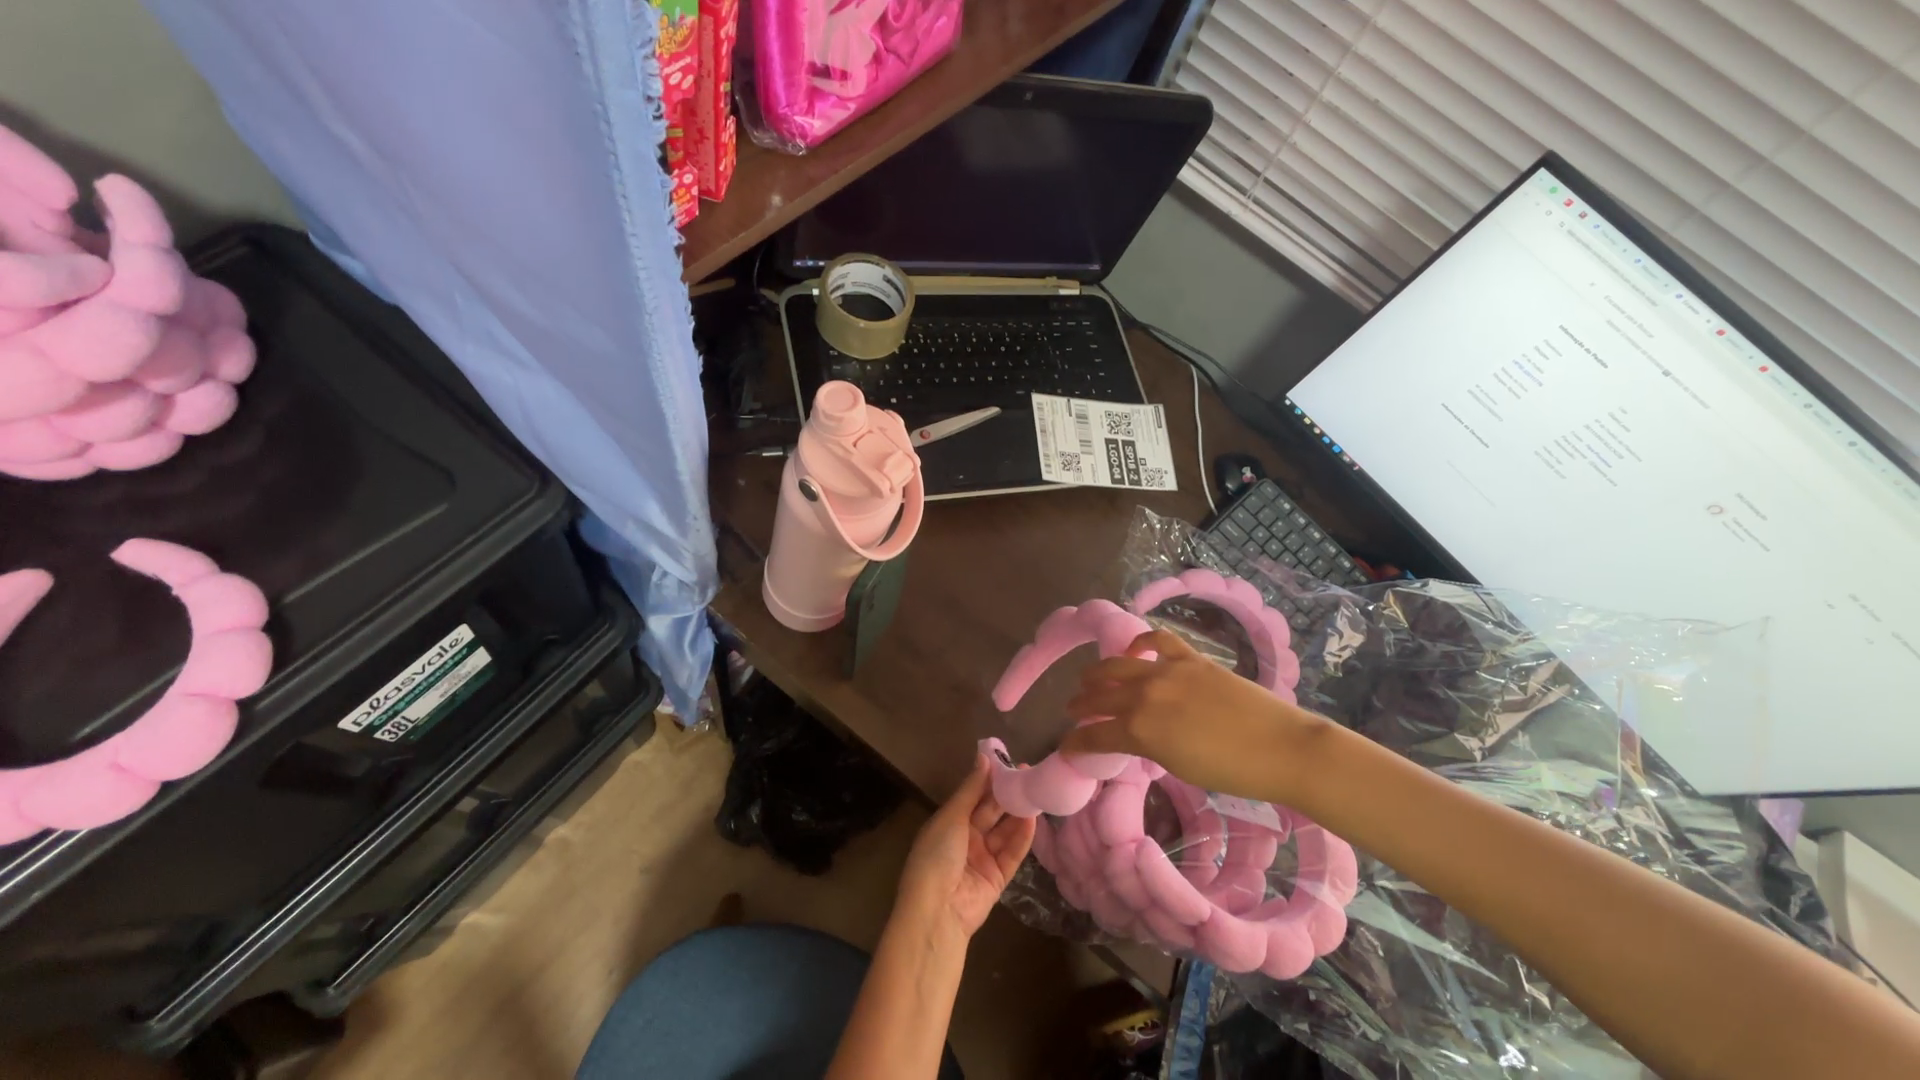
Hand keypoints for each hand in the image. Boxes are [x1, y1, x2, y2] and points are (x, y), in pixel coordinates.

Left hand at [895, 754, 1036, 939]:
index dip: (989, 780)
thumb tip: (983, 757)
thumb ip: (971, 789)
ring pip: (1004, 832)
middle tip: (1030, 774)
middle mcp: (965, 839)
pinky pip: (1012, 853)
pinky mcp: (998, 878)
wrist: (938, 910)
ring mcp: (982, 859)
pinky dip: (1022, 838)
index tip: (1009, 762)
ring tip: (1036, 793)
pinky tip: (1033, 820)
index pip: (972, 796)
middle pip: (990, 813)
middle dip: (1008, 795)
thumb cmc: (937, 856)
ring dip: (1019, 814)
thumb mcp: (951, 817)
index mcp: (948, 823)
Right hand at [1060, 628, 1328, 803]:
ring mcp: (1168, 671)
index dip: (1074, 743)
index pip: (1093, 735)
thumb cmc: (1231, 772)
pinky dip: (1140, 642)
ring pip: (1118, 664)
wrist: (1281, 748)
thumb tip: (1134, 737)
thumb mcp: (1177, 767)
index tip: (1064, 748)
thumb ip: (1148, 747)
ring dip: (1097, 673)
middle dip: (1080, 705)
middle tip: (1071, 711)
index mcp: (1139, 731)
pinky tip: (1133, 650)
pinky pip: (1156, 640)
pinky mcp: (1191, 658)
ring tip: (1088, 679)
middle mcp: (1145, 695)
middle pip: (1099, 696)